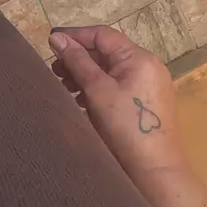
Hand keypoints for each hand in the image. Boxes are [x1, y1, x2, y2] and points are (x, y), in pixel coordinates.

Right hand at [51, 26, 186, 178]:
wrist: (156, 172)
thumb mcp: (97, 89)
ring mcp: (149, 86)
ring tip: (64, 85)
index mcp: (139, 58)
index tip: (50, 42)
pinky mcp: (146, 103)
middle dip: (77, 57)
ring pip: (109, 69)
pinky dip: (96, 87)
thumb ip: (76, 60)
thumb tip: (56, 37)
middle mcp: (147, 66)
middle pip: (105, 52)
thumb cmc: (125, 126)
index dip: (74, 35)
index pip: (102, 35)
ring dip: (84, 73)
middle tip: (54, 69)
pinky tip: (79, 99)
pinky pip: (117, 84)